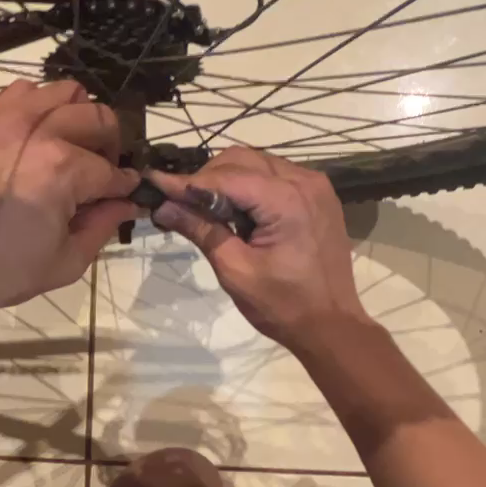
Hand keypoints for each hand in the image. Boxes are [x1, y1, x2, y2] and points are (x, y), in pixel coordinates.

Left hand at [0, 80, 139, 342]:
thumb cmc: (1, 273)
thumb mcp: (65, 262)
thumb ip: (103, 226)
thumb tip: (126, 204)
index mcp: (62, 169)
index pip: (112, 171)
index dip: (126, 186)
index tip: (128, 195)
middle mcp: (37, 131)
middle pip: (97, 118)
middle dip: (111, 145)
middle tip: (104, 173)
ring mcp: (4, 119)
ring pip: (62, 91)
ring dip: (78, 116)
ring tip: (72, 148)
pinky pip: (21, 93)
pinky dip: (40, 107)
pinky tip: (37, 139)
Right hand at [150, 147, 373, 351]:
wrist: (330, 325)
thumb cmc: (282, 306)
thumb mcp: (236, 271)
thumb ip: (202, 231)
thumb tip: (164, 207)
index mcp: (285, 200)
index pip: (225, 177)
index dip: (187, 182)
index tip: (155, 184)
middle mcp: (304, 181)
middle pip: (242, 160)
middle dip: (207, 178)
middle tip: (181, 205)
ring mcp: (315, 186)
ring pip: (258, 164)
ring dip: (228, 181)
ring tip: (208, 212)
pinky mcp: (318, 196)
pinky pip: (276, 177)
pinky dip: (251, 187)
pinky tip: (239, 214)